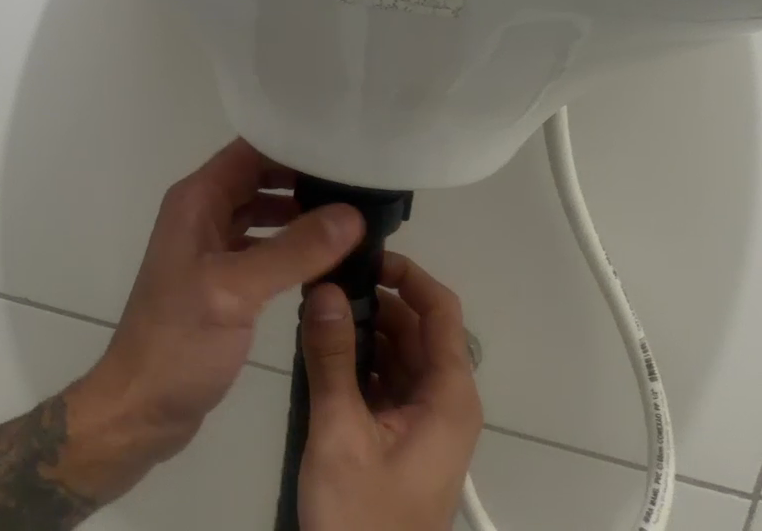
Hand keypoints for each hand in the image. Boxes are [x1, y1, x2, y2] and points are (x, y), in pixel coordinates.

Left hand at [79, 139, 364, 477]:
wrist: (140, 409)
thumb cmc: (178, 344)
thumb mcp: (236, 291)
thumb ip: (294, 251)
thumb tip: (353, 215)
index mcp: (196, 201)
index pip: (249, 150)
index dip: (293, 143)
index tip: (342, 145)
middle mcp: (201, 215)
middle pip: (258, 177)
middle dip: (303, 177)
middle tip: (359, 182)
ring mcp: (210, 248)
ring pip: (262, 212)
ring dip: (300, 212)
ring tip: (352, 215)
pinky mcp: (222, 280)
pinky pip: (262, 246)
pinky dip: (291, 246)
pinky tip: (326, 257)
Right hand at [297, 253, 482, 530]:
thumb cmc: (364, 515)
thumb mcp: (341, 433)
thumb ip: (332, 358)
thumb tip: (322, 287)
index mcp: (448, 395)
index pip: (440, 310)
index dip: (407, 274)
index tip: (362, 255)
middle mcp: (443, 400)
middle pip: (416, 327)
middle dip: (374, 299)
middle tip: (322, 279)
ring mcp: (422, 420)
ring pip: (397, 352)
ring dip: (362, 328)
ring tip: (314, 308)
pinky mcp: (400, 436)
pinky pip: (384, 379)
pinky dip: (357, 360)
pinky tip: (320, 349)